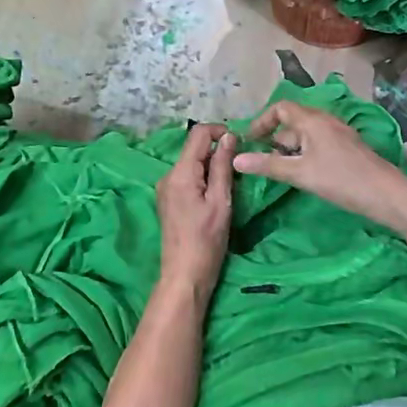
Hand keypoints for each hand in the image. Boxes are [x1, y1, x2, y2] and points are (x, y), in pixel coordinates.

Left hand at [154, 124, 236, 296]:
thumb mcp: (221, 201)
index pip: (198, 133)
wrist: (184, 275)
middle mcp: (168, 175)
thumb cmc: (207, 240)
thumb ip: (223, 166)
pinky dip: (203, 179)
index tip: (240, 145)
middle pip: (195, 148)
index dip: (220, 131)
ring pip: (192, 163)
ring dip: (212, 166)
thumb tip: (229, 137)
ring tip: (230, 186)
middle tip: (239, 170)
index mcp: (180, 172)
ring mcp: (165, 188)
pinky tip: (216, 197)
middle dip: (218, 152)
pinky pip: (188, 178)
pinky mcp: (168, 199)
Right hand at [231, 101, 406, 227]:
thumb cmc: (341, 180)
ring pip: (305, 134)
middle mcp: (325, 121)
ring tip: (278, 170)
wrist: (387, 195)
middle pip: (292, 120)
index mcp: (312, 120)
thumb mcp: (300, 173)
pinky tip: (303, 173)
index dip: (261, 121)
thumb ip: (268, 165)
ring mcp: (338, 134)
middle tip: (260, 160)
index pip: (280, 108)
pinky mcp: (347, 148)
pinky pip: (318, 143)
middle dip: (274, 137)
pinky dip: (304, 153)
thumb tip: (236, 159)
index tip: (249, 141)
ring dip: (289, 148)